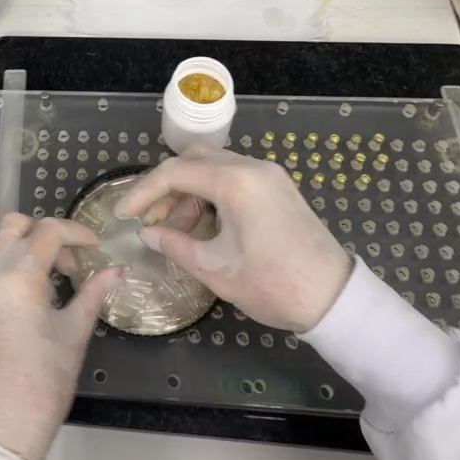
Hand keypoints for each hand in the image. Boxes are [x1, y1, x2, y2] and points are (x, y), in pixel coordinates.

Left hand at [0, 213, 124, 459]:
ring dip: (20, 245)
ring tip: (44, 278)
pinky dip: (1, 263)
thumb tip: (117, 272)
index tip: (95, 248)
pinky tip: (19, 292)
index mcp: (19, 277)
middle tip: (66, 263)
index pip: (49, 231)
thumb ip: (93, 294)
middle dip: (44, 233)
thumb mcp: (74, 335)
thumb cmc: (43, 384)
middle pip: (14, 224)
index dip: (76, 233)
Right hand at [115, 146, 351, 332]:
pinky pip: (233, 176)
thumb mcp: (215, 269)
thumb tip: (147, 233)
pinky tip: (203, 223)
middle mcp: (252, 167)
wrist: (336, 299)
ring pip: (214, 166)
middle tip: (149, 217)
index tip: (123, 214)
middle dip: (165, 186)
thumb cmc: (273, 285)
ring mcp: (268, 174)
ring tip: (175, 227)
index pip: (175, 173)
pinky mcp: (278, 186)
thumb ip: (175, 245)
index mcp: (235, 182)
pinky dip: (211, 192)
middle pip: (194, 160)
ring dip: (188, 190)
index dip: (144, 192)